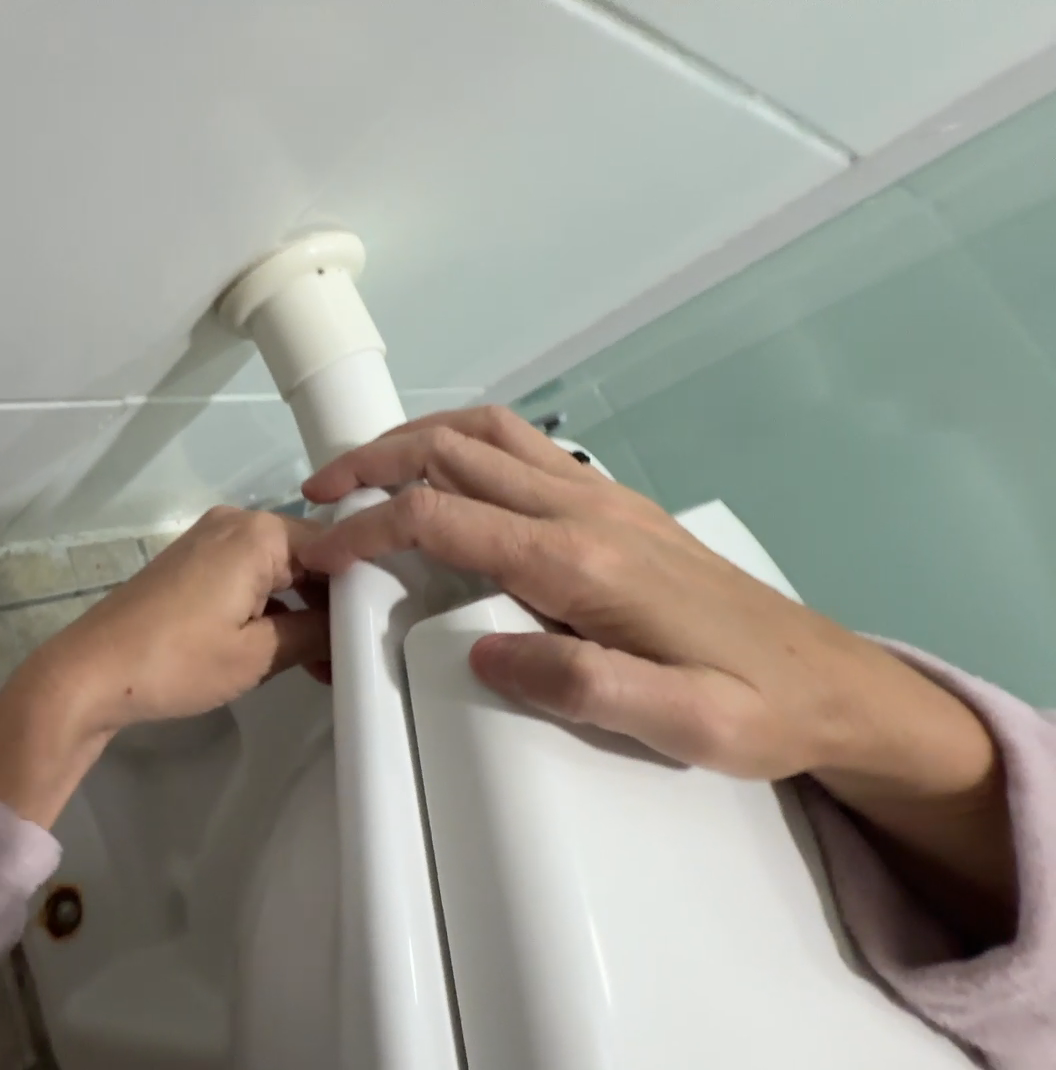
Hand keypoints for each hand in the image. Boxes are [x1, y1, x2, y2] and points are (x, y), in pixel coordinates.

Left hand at [0, 507, 329, 826]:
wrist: (90, 671)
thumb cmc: (177, 660)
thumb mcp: (258, 653)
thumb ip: (315, 631)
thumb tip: (345, 622)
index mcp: (259, 532)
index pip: (335, 548)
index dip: (360, 591)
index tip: (378, 629)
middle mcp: (233, 522)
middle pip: (305, 555)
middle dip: (328, 605)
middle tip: (349, 657)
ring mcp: (205, 540)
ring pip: (274, 568)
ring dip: (299, 611)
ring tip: (320, 664)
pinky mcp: (187, 563)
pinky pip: (244, 576)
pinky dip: (267, 607)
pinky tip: (282, 647)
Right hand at [299, 405, 1014, 943]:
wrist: (837, 683)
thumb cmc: (758, 707)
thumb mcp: (686, 725)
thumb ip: (579, 685)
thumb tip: (480, 651)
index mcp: (578, 561)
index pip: (439, 518)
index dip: (366, 527)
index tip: (325, 550)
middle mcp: (580, 508)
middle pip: (449, 450)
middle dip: (370, 463)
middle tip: (320, 491)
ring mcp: (596, 493)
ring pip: (482, 431)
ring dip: (410, 438)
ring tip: (363, 468)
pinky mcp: (607, 497)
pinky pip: (515, 441)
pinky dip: (456, 440)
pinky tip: (439, 470)